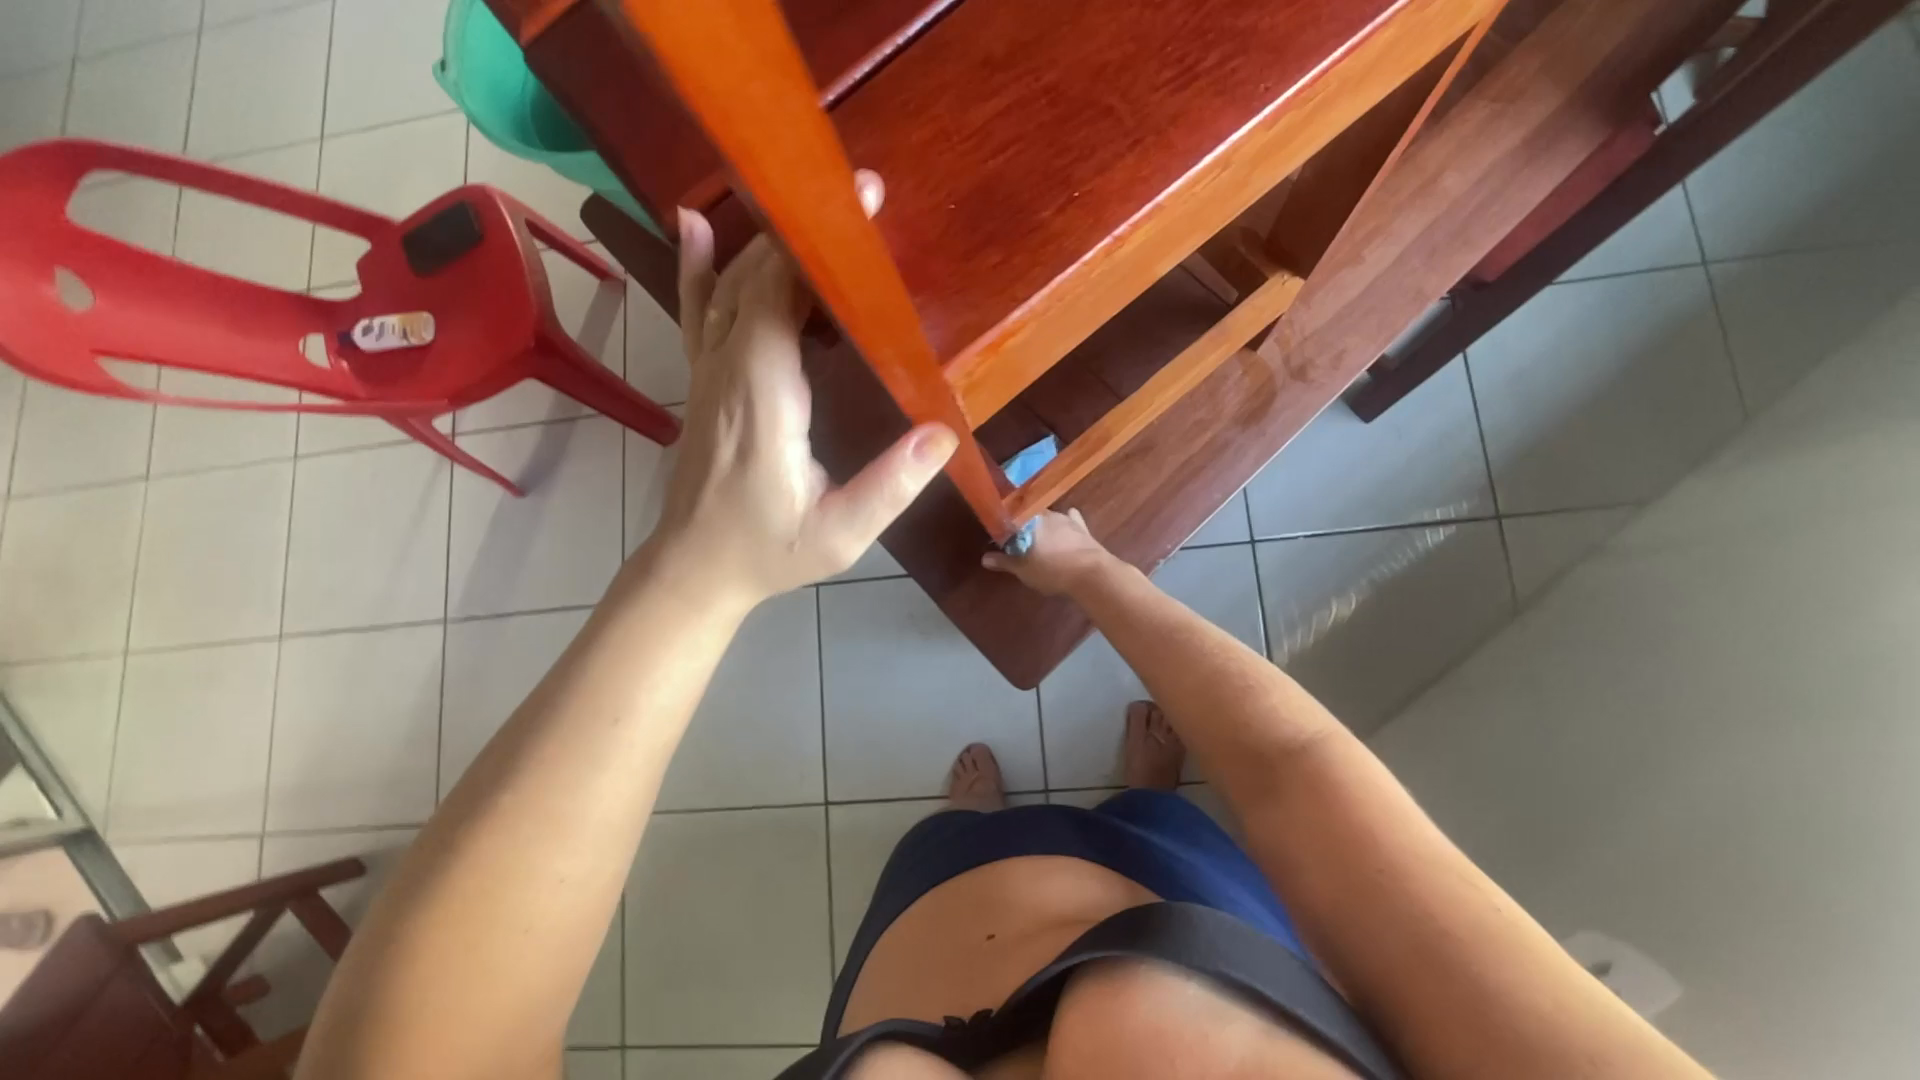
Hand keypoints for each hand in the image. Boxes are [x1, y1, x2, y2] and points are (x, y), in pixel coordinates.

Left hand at [643, 174, 957, 610]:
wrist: (695, 568)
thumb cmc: (768, 552)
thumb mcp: (839, 534)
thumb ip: (890, 486)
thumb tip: (942, 433)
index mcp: (763, 401)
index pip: (777, 300)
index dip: (812, 249)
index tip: (860, 207)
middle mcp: (727, 373)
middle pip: (755, 279)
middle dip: (803, 231)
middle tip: (859, 196)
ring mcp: (707, 374)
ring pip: (728, 287)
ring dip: (768, 242)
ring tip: (808, 203)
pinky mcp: (702, 382)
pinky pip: (698, 312)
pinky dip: (698, 267)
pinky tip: (692, 226)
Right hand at [981, 509, 1119, 596]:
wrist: (1090, 573)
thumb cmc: (1051, 570)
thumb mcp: (1023, 570)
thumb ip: (1004, 562)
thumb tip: (984, 558)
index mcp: (1027, 520)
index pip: (1011, 518)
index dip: (1006, 529)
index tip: (1003, 540)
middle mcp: (1046, 514)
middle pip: (1030, 516)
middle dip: (1025, 526)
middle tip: (1021, 542)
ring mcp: (1066, 519)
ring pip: (1049, 517)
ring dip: (1044, 526)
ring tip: (1042, 540)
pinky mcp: (1083, 528)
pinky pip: (1071, 520)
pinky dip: (1067, 523)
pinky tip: (1067, 527)